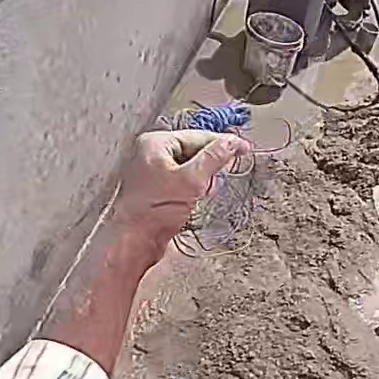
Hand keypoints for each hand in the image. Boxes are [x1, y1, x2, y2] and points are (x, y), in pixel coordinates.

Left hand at [112, 131, 250, 257]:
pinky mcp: (159, 188)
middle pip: (195, 150)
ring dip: (204, 178)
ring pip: (192, 166)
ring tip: (203, 192)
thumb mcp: (191, 180)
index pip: (198, 136)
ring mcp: (155, 171)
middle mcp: (153, 153)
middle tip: (220, 175)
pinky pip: (185, 180)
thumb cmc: (154, 210)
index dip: (223, 143)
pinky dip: (196, 187)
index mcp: (156, 143)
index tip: (244, 148)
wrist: (134, 242)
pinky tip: (197, 197)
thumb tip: (233, 142)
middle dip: (211, 164)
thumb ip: (214, 158)